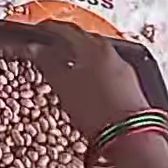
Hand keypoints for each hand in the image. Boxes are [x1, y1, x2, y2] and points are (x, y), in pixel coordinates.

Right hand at [30, 21, 150, 143]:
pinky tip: (83, 80)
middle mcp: (111, 54)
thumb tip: (35, 48)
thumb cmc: (95, 110)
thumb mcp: (62, 84)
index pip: (66, 30)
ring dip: (79, 55)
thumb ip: (47, 61)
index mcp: (93, 48)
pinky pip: (105, 68)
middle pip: (84, 39)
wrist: (131, 139)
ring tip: (63, 64)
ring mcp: (123, 69)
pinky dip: (91, 68)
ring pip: (96, 54)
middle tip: (49, 45)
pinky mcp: (130, 85)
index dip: (48, 28)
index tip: (37, 29)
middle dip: (65, 40)